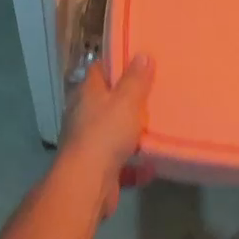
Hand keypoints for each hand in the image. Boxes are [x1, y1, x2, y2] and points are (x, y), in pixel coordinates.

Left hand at [60, 53, 155, 218]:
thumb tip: (142, 55)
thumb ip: (136, 79)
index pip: (98, 70)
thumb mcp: (127, 101)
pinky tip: (152, 167)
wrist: (87, 182)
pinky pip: (120, 165)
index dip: (116, 65)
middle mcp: (83, 116)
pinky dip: (134, 167)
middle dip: (126, 101)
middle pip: (106, 102)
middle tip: (152, 97)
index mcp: (87, 94)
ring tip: (154, 130)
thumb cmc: (106, 133)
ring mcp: (87, 144)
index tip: (137, 63)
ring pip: (111, 134)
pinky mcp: (96, 169)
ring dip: (130, 135)